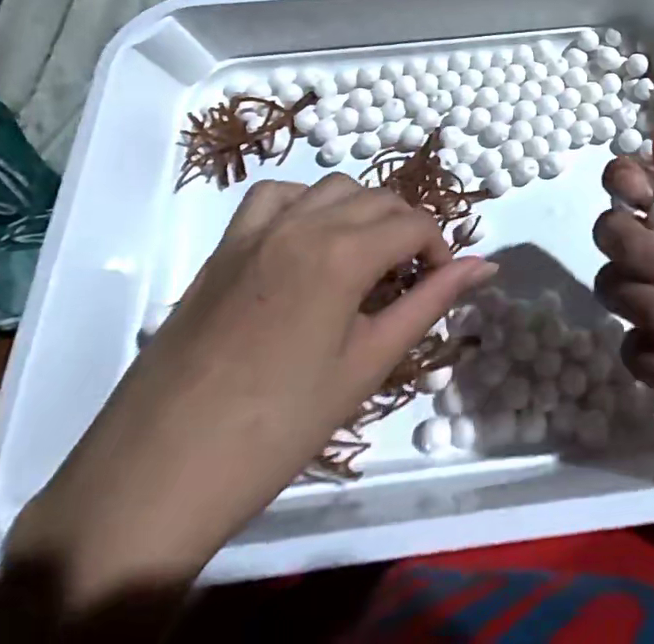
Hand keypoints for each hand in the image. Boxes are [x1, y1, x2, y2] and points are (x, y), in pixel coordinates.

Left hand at [7, 176, 496, 609]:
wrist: (165, 465)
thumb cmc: (282, 425)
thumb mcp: (369, 364)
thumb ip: (429, 303)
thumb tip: (487, 266)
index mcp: (341, 252)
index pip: (413, 223)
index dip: (440, 250)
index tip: (441, 285)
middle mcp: (300, 223)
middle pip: (376, 198)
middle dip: (406, 229)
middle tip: (410, 281)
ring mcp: (254, 230)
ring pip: (328, 189)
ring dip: (360, 212)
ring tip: (364, 262)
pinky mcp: (223, 247)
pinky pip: (274, 198)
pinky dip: (306, 205)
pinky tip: (309, 245)